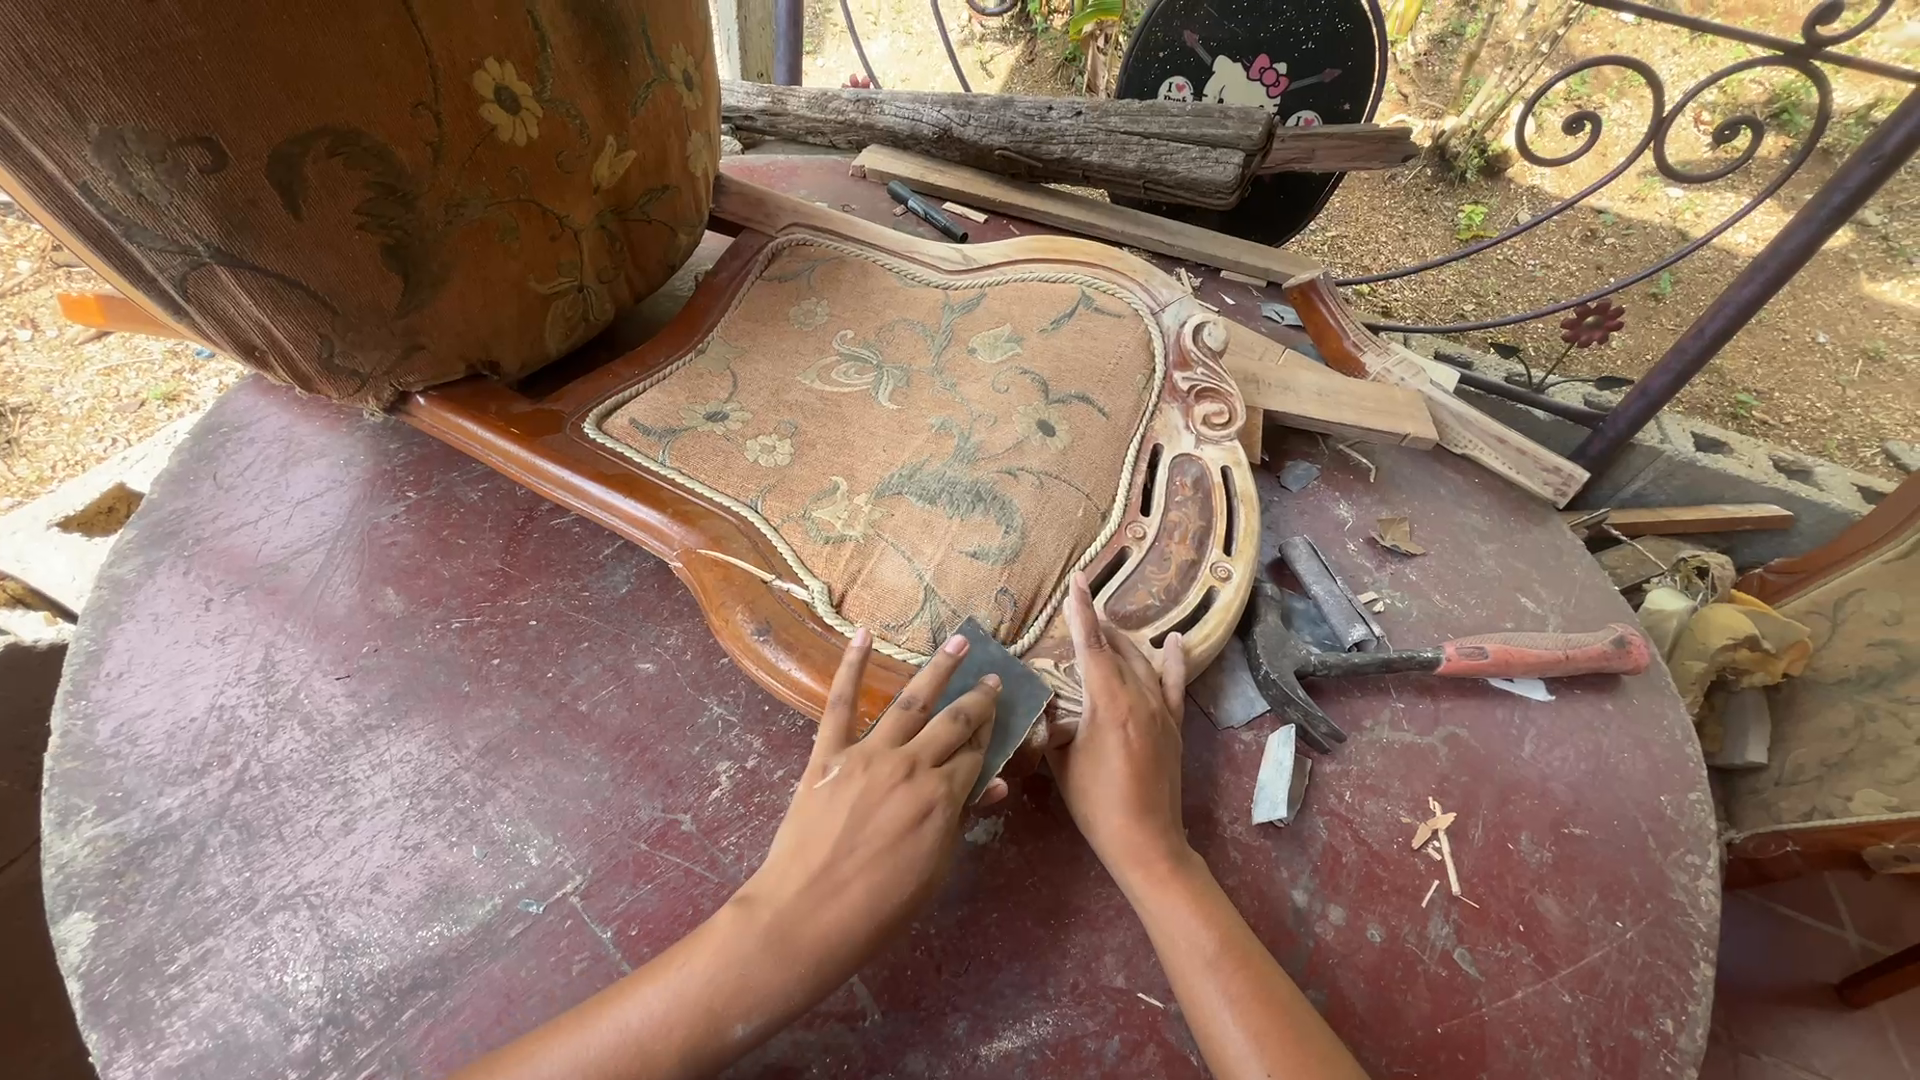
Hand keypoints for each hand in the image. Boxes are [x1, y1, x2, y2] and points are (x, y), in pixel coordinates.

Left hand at [729, 627, 1005, 976]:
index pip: (975, 753)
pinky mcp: (828, 753)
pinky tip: (865, 635)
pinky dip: (851, 666)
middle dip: (978, 697)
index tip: (1000, 711)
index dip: (991, 732)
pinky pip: (840, 703)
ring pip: (911, 702)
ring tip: (958, 642)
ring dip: (938, 669)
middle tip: (992, 676)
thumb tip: (993, 784)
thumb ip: (960, 819)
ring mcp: (868, 754)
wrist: (807, 915)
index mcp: (942, 797)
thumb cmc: (880, 907)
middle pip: (954, 722)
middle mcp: (912, 764)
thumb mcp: (935, 869)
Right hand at [1046, 572, 1191, 888]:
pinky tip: (1173, 641)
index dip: (1081, 612)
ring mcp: (1160, 710)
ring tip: (1108, 624)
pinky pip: (1173, 684)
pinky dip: (1173, 660)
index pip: (1090, 646)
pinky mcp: (1173, 725)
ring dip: (1123, 641)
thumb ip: (1053, 725)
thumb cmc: (1096, 803)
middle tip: (1079, 606)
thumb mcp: (1062, 761)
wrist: (1146, 840)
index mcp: (1108, 702)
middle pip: (1116, 649)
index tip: (1077, 581)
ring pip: (1140, 662)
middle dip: (1097, 624)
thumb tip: (1044, 705)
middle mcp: (1138, 696)